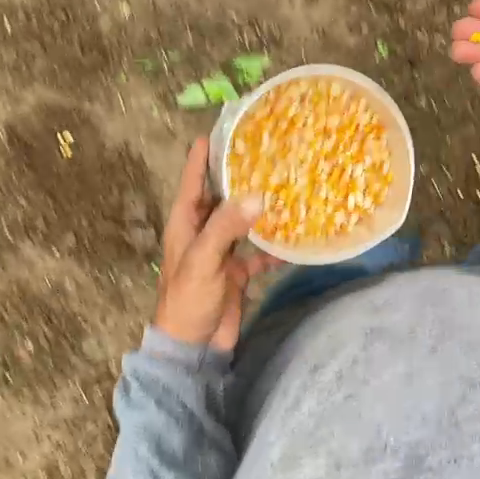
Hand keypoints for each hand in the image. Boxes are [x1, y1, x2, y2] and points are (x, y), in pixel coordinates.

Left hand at [153, 139, 279, 349]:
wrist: (193, 347)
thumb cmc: (188, 300)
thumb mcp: (204, 260)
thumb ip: (227, 227)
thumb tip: (257, 196)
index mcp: (185, 224)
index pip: (192, 181)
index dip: (201, 156)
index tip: (217, 131)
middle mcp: (202, 233)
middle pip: (220, 197)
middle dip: (239, 178)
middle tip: (265, 154)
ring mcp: (221, 253)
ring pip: (242, 223)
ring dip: (259, 209)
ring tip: (285, 187)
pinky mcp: (236, 273)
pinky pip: (258, 253)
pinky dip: (274, 247)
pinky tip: (294, 237)